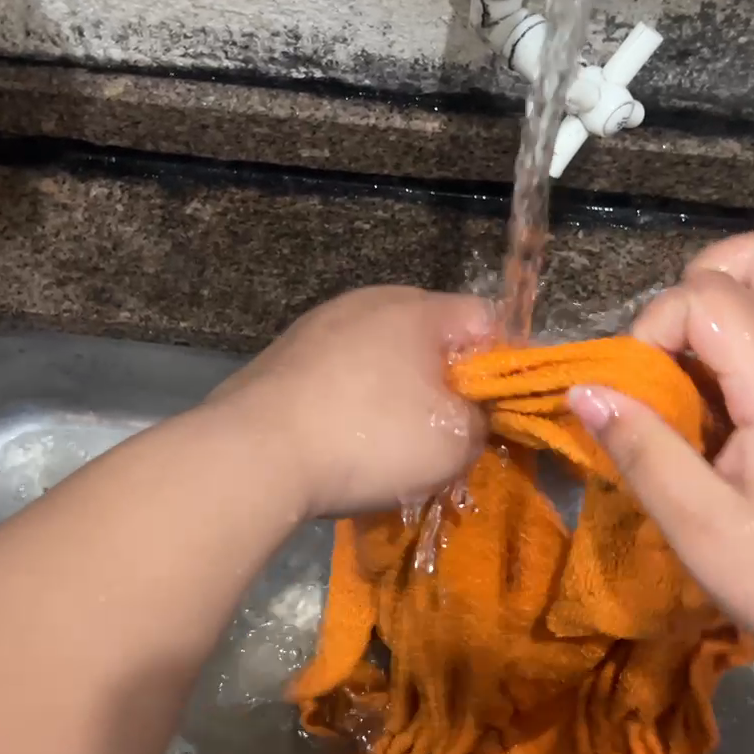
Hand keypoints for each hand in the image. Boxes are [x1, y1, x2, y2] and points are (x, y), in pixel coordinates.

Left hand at [208, 286, 492, 517]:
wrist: (254, 452)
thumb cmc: (367, 438)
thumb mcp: (452, 442)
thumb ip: (481, 419)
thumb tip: (472, 412)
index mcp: (416, 308)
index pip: (483, 318)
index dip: (498, 364)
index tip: (488, 410)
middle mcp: (368, 300)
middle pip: (428, 332)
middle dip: (442, 377)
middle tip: (441, 428)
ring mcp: (319, 323)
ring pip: (379, 351)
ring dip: (393, 388)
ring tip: (386, 439)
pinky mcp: (284, 352)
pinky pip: (338, 368)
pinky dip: (349, 396)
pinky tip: (340, 436)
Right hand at [565, 225, 753, 684]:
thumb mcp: (699, 528)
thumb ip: (639, 447)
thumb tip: (581, 388)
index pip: (712, 295)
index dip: (656, 326)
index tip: (640, 392)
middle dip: (703, 278)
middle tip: (671, 346)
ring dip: (723, 303)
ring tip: (689, 371)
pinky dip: (740, 337)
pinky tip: (718, 405)